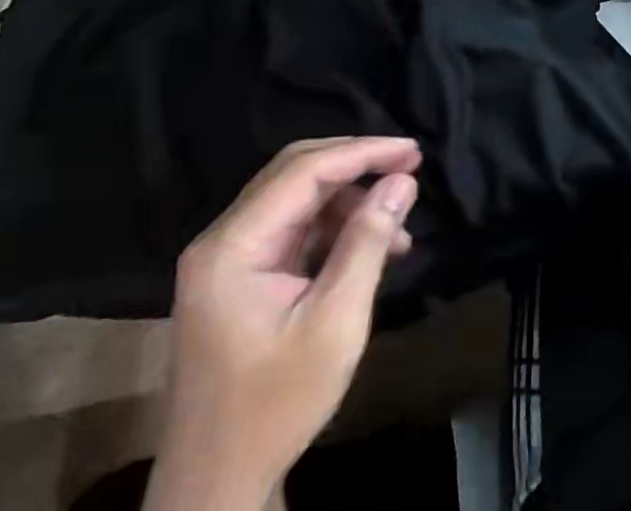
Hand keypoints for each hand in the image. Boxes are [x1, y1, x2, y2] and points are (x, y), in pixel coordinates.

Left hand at [146, 137, 421, 510]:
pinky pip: (292, 231)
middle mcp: (222, 238)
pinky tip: (370, 248)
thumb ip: (366, 244)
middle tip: (410, 166)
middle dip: (356, 165)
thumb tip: (401, 182)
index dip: (362, 153)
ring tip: (399, 228)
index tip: (413, 151)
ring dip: (349, 203)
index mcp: (232, 245)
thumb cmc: (277, 405)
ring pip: (295, 200)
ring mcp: (227, 256)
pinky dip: (333, 230)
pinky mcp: (239, 275)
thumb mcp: (335, 323)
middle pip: (294, 174)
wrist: (217, 479)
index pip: (303, 171)